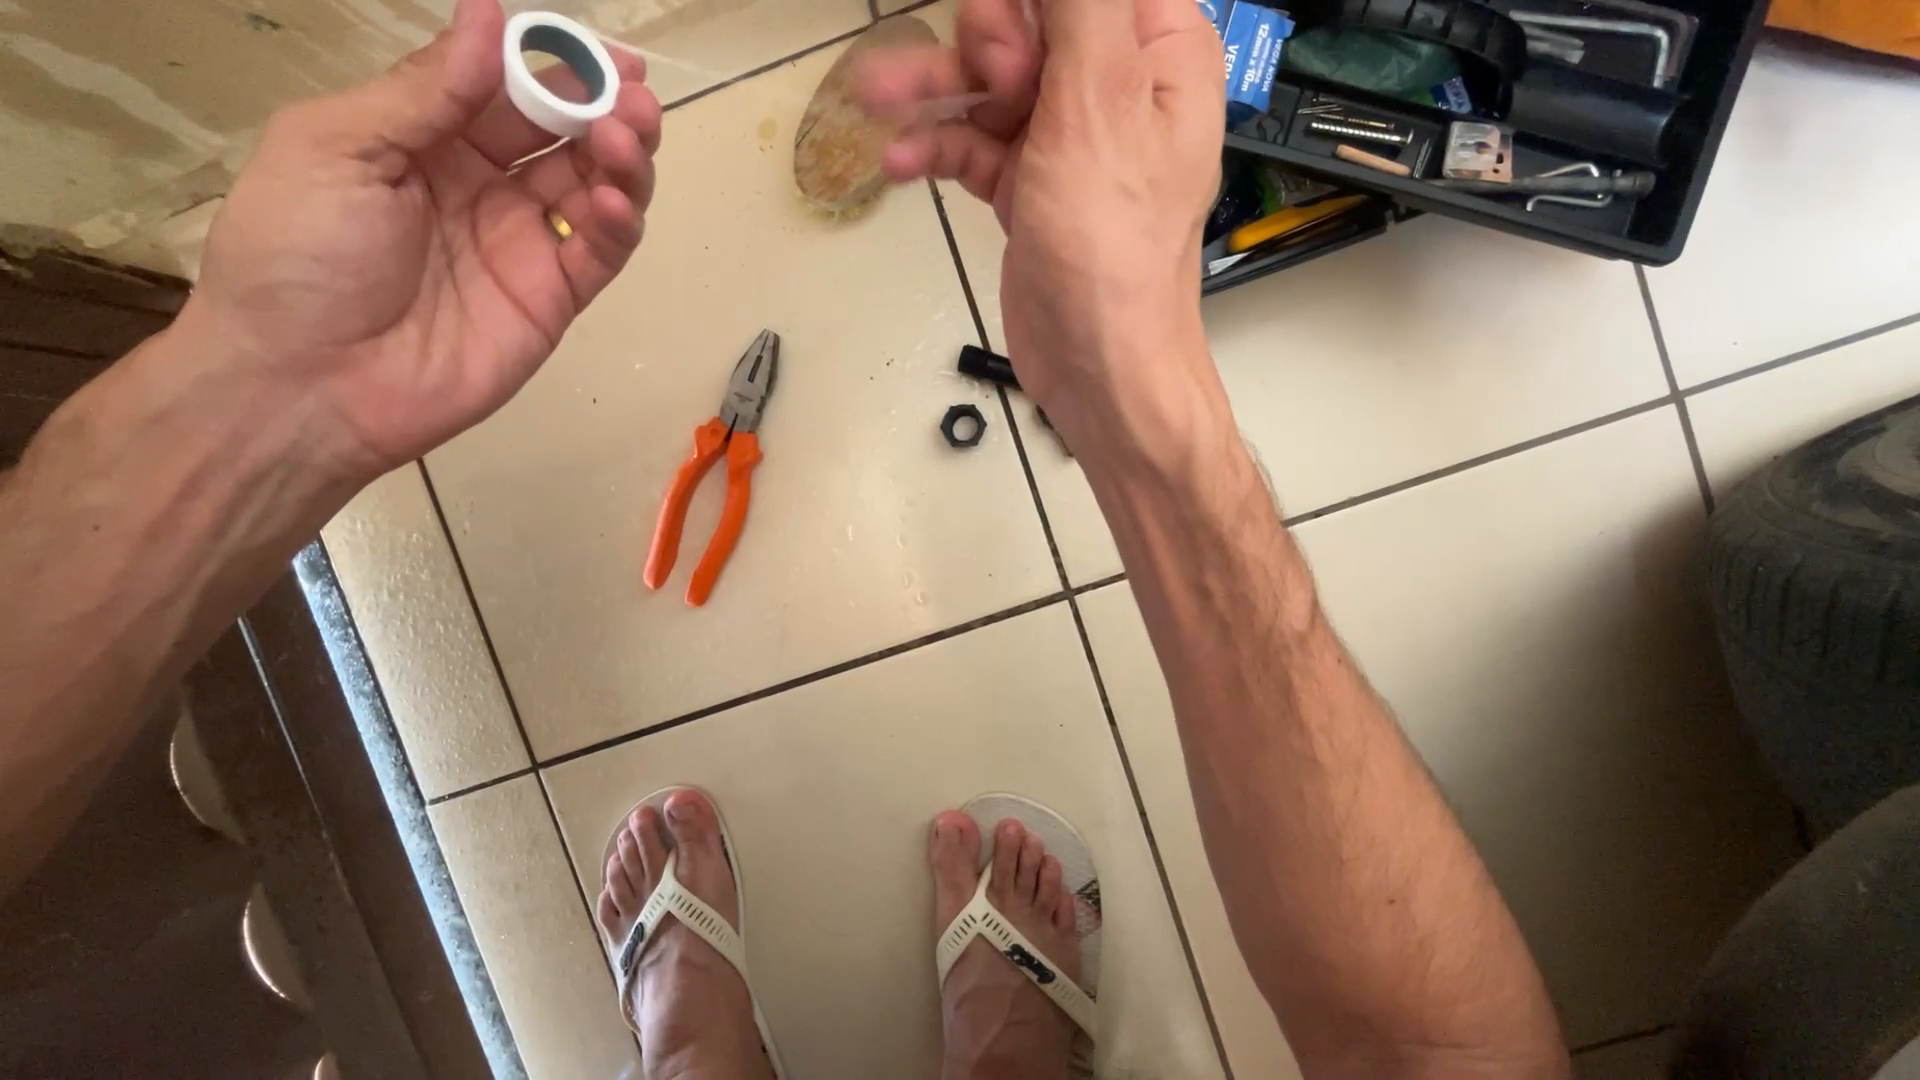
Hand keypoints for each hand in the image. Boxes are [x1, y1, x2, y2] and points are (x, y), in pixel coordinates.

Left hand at [185, 0, 661, 478]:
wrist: (310, 382)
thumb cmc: (301, 254)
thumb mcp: (338, 146)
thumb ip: (424, 91)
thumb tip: (489, 15)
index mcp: (428, 140)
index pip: (507, 89)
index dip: (556, 65)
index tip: (606, 53)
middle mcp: (486, 186)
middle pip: (564, 137)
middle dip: (605, 110)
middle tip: (637, 97)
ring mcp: (527, 244)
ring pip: (595, 189)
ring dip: (623, 160)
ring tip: (631, 138)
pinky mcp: (555, 298)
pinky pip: (599, 252)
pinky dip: (617, 222)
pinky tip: (614, 198)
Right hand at [857, 0, 1221, 451]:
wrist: (1098, 364)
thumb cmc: (1113, 244)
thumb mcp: (1100, 103)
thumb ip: (1078, 7)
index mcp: (1157, 53)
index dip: (1031, 0)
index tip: (999, 35)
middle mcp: (1114, 88)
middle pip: (1032, 21)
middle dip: (991, 40)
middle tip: (995, 83)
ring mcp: (1066, 142)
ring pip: (991, 84)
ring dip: (933, 88)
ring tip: (875, 93)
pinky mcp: (1026, 189)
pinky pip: (974, 147)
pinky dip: (937, 149)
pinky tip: (899, 162)